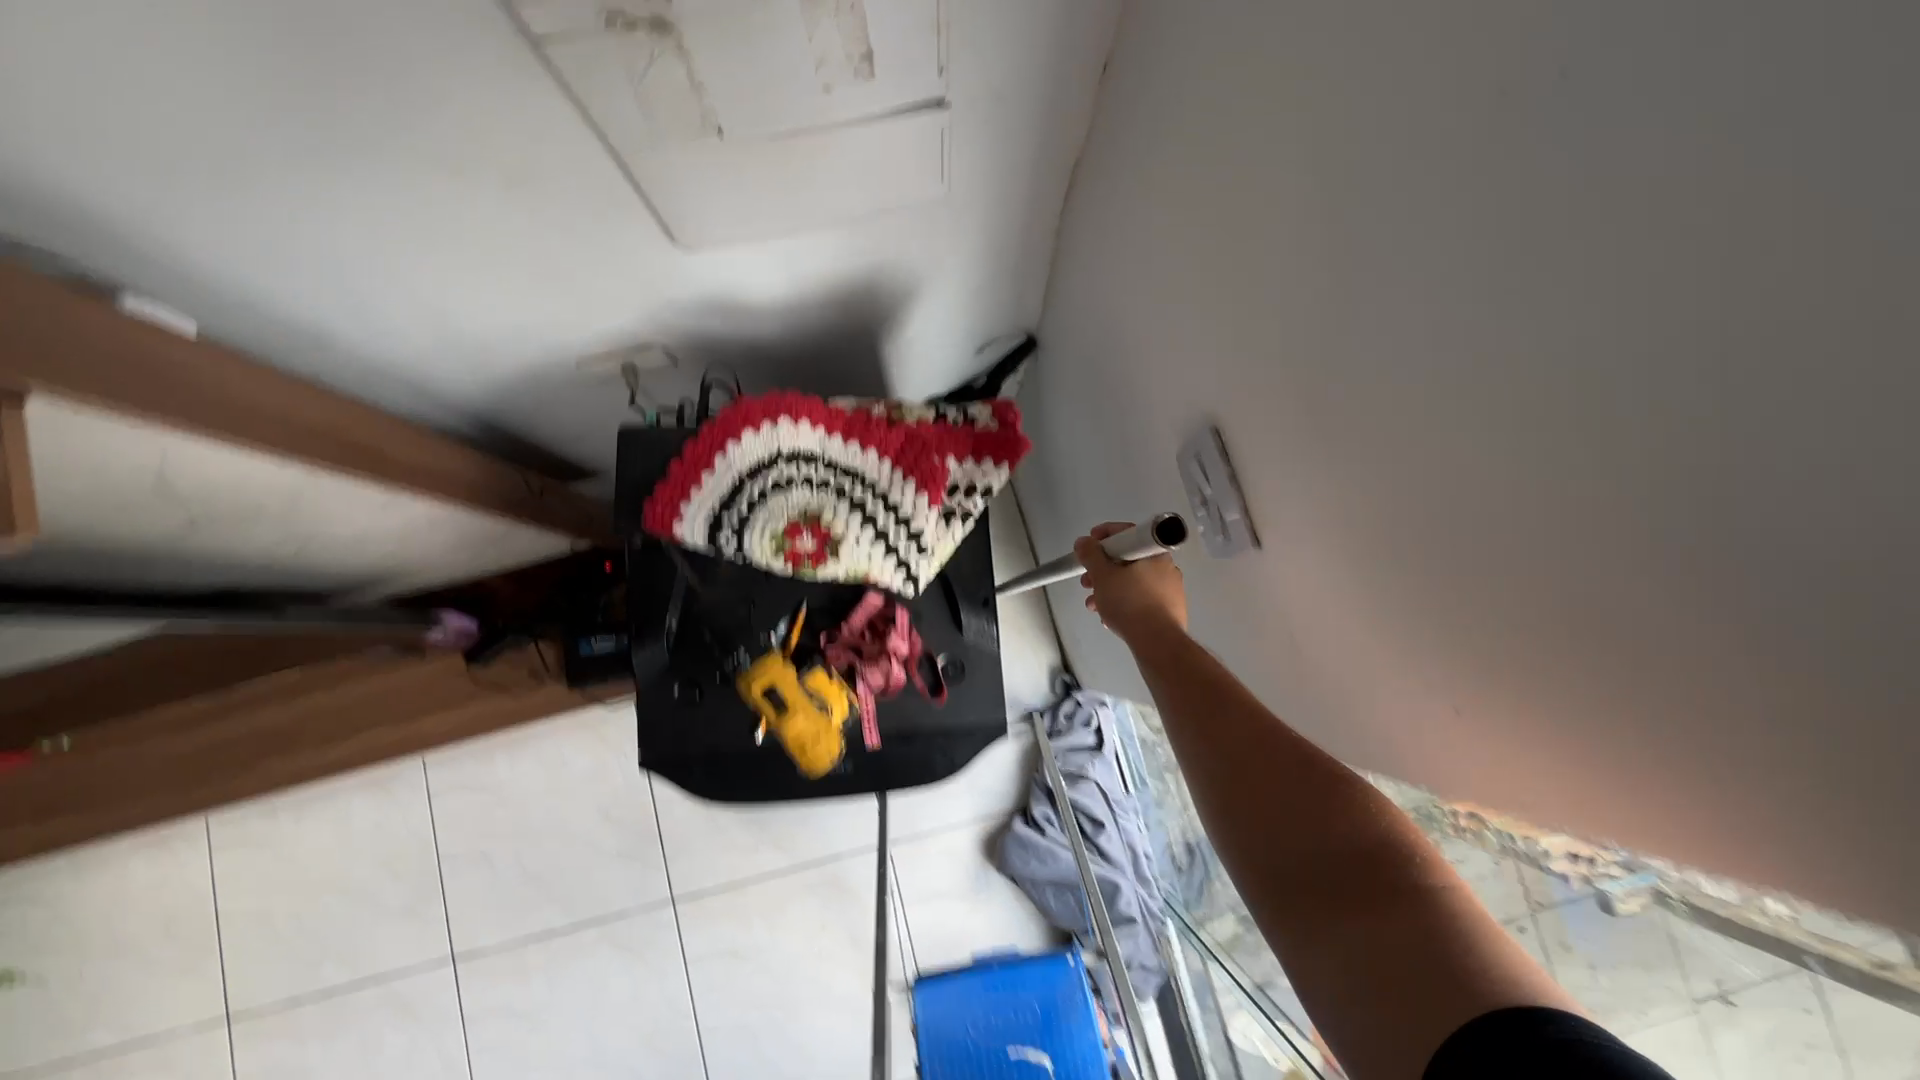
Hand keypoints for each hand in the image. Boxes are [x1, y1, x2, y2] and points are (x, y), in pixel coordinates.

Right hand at [1074, 521, 1187, 644]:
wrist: (1158, 642)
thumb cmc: (1129, 602)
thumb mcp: (1102, 576)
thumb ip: (1090, 555)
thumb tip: (1083, 542)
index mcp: (1154, 552)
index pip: (1127, 533)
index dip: (1104, 536)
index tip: (1088, 545)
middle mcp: (1166, 566)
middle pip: (1127, 560)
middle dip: (1101, 570)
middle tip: (1086, 582)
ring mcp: (1170, 589)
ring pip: (1132, 581)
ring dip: (1108, 589)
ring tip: (1092, 605)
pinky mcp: (1170, 609)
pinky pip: (1141, 598)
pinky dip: (1123, 602)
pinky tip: (1110, 617)